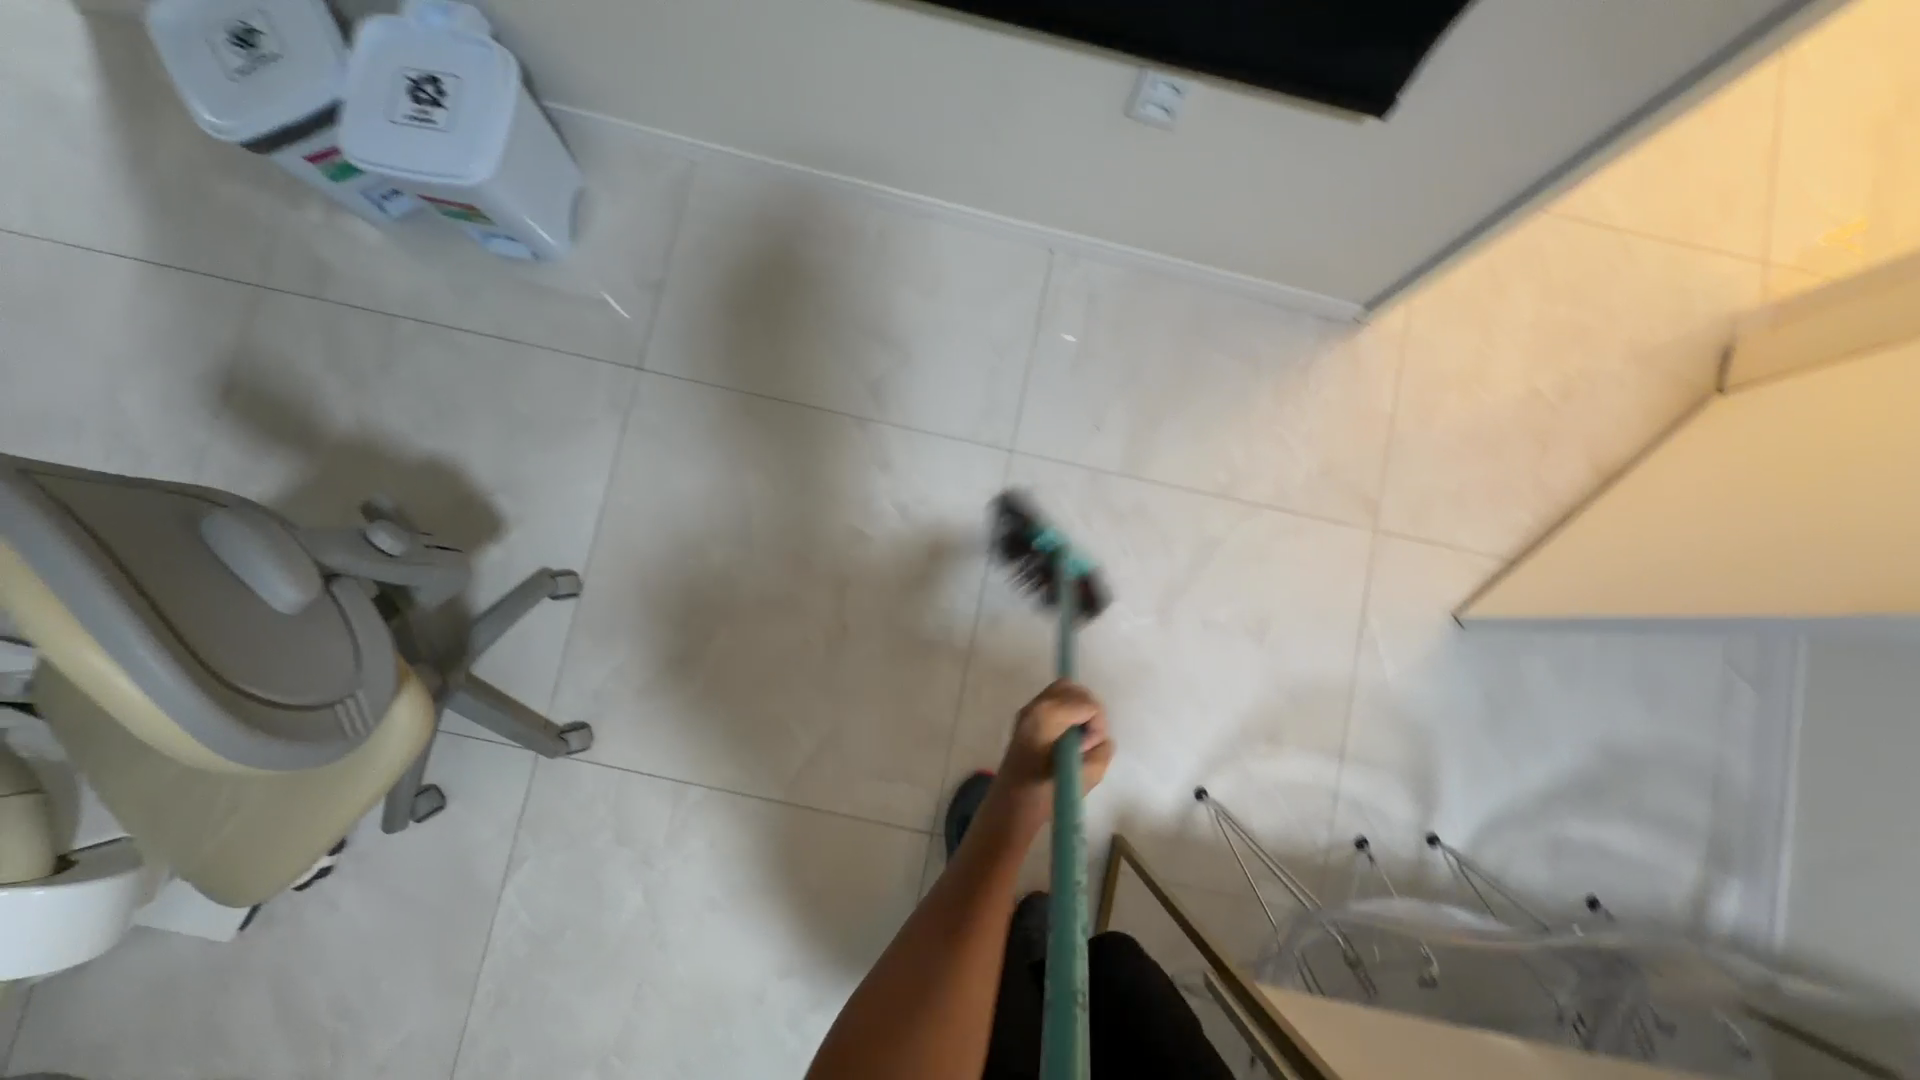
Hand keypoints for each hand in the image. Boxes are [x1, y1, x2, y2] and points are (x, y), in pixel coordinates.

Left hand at [987, 679, 1113, 833]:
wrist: (1011, 806)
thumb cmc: (1047, 793)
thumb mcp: (1087, 776)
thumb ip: (1102, 749)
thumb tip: (1098, 738)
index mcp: (1047, 716)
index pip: (1088, 703)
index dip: (1097, 725)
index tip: (1087, 747)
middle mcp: (1035, 706)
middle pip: (1073, 689)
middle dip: (1088, 711)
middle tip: (1087, 739)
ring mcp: (1028, 711)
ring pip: (1063, 693)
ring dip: (1077, 712)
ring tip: (1076, 740)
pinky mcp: (1026, 719)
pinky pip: (1053, 704)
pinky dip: (1066, 715)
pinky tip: (1065, 740)